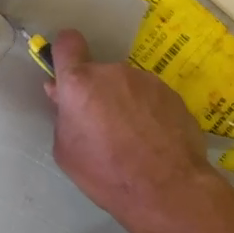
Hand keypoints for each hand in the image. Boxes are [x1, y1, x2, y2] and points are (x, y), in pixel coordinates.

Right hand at [44, 30, 222, 232]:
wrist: (168, 189)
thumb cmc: (107, 173)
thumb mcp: (67, 151)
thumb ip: (62, 116)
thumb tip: (62, 96)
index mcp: (80, 83)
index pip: (67, 43)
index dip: (66, 54)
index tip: (68, 72)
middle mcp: (113, 72)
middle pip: (99, 74)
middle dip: (98, 94)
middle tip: (105, 128)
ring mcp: (146, 80)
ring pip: (126, 86)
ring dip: (125, 103)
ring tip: (135, 139)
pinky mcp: (172, 93)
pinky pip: (151, 97)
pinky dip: (149, 112)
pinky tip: (156, 140)